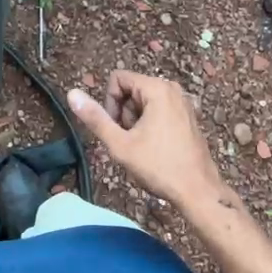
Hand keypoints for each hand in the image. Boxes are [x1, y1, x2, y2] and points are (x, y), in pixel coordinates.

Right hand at [69, 69, 225, 209]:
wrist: (200, 193)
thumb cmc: (159, 167)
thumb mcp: (121, 145)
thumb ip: (96, 118)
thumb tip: (71, 93)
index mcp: (157, 88)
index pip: (117, 79)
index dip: (110, 103)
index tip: (116, 130)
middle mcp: (172, 88)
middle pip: (131, 90)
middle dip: (124, 114)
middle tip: (130, 142)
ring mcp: (183, 102)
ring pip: (144, 101)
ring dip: (136, 122)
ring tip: (142, 147)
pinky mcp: (189, 116)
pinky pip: (159, 109)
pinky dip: (151, 125)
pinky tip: (156, 149)